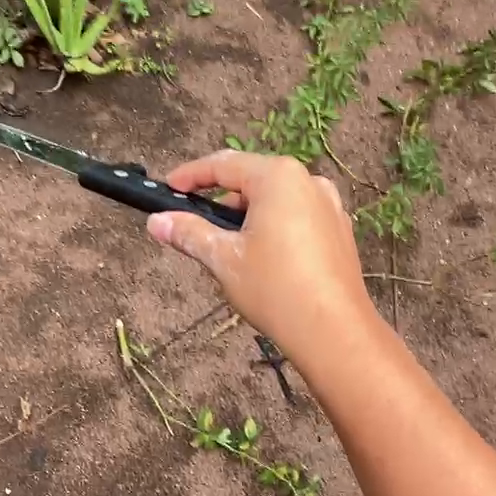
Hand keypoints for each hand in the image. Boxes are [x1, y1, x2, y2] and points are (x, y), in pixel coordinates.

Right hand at [146, 150, 377, 364]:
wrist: (332, 330)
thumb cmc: (275, 289)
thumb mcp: (223, 259)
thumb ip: (189, 233)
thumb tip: (157, 221)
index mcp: (278, 177)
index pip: (224, 165)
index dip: (191, 176)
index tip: (169, 188)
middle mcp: (308, 182)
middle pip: (252, 181)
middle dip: (221, 201)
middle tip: (195, 226)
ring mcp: (329, 206)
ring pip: (275, 201)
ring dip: (247, 218)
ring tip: (228, 250)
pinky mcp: (339, 231)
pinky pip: (297, 218)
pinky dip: (273, 229)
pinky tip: (262, 260)